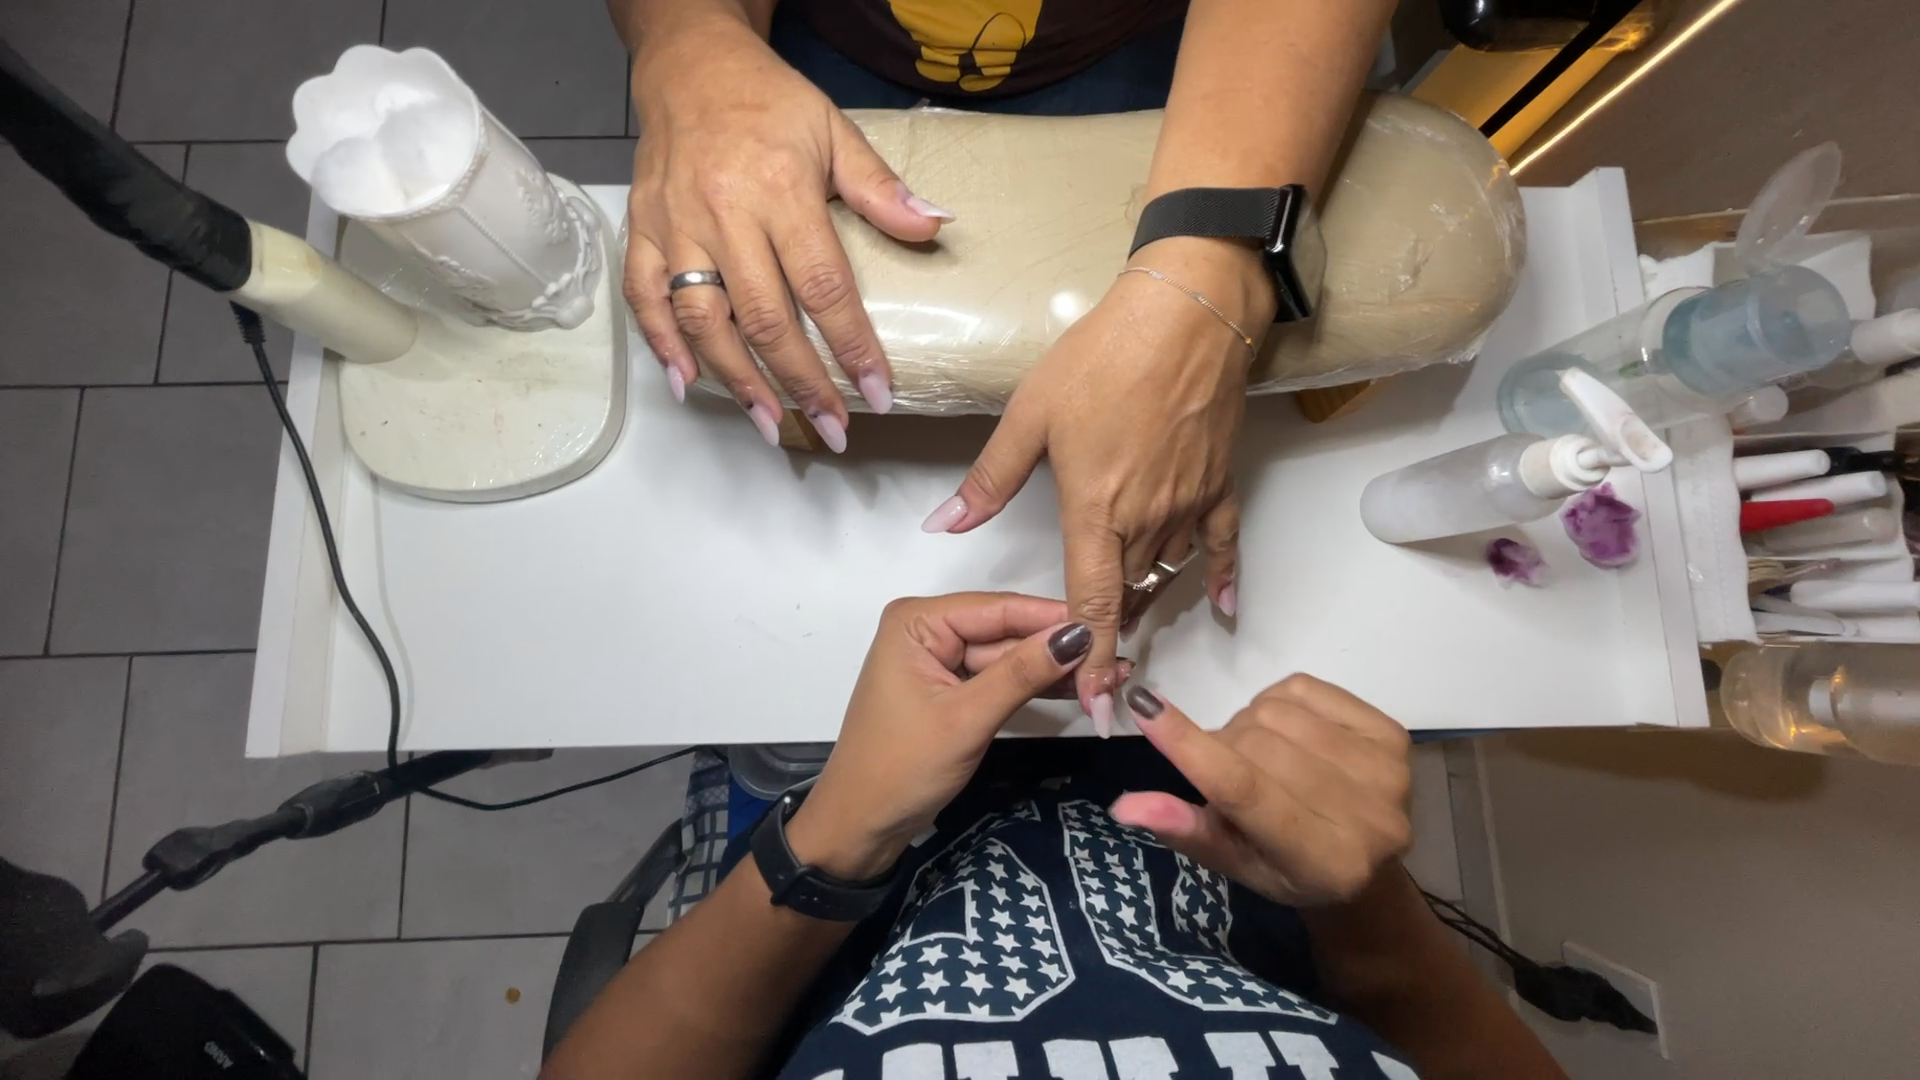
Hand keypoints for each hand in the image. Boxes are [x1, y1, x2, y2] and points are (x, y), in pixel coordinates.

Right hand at [623, 16, 951, 449]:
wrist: (689, 63)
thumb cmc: (768, 103)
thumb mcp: (835, 132)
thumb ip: (882, 189)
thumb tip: (936, 225)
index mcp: (779, 192)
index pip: (824, 287)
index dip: (852, 347)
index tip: (877, 394)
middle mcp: (724, 216)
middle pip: (765, 318)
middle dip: (801, 383)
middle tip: (831, 429)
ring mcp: (677, 227)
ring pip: (703, 319)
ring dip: (737, 379)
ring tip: (771, 425)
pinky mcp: (643, 230)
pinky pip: (644, 295)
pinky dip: (662, 344)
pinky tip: (688, 385)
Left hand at [785, 594, 1096, 880]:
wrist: (863, 826)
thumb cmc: (902, 768)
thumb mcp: (966, 718)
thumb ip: (1022, 673)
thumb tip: (1078, 634)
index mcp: (917, 621)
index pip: (997, 608)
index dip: (1053, 616)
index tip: (1107, 621)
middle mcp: (928, 629)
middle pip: (1005, 630)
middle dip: (1058, 646)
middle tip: (1118, 654)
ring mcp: (940, 659)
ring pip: (1007, 655)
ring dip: (1053, 668)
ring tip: (1112, 672)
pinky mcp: (952, 687)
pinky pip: (999, 677)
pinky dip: (1033, 686)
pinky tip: (1078, 687)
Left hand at [923, 238, 1272, 729]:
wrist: (1186, 312)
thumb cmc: (1103, 358)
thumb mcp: (1030, 415)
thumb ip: (990, 481)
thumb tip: (946, 524)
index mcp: (1095, 509)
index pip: (1091, 603)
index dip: (1090, 658)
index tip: (1095, 705)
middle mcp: (1147, 518)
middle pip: (1126, 592)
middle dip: (1109, 629)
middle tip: (1094, 657)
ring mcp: (1190, 502)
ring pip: (1162, 568)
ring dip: (1142, 596)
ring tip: (1126, 620)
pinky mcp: (1220, 482)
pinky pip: (1223, 542)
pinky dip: (1220, 575)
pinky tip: (1222, 605)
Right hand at [1109, 674, 1411, 907]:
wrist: (1363, 864)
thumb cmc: (1284, 867)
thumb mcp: (1230, 859)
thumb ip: (1183, 828)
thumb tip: (1123, 806)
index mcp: (1323, 862)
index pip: (1243, 791)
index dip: (1190, 747)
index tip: (1143, 706)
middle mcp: (1368, 818)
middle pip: (1255, 743)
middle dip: (1222, 745)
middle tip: (1226, 765)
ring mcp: (1386, 772)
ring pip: (1275, 711)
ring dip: (1248, 724)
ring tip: (1258, 753)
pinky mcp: (1393, 734)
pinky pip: (1304, 687)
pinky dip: (1279, 700)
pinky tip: (1287, 730)